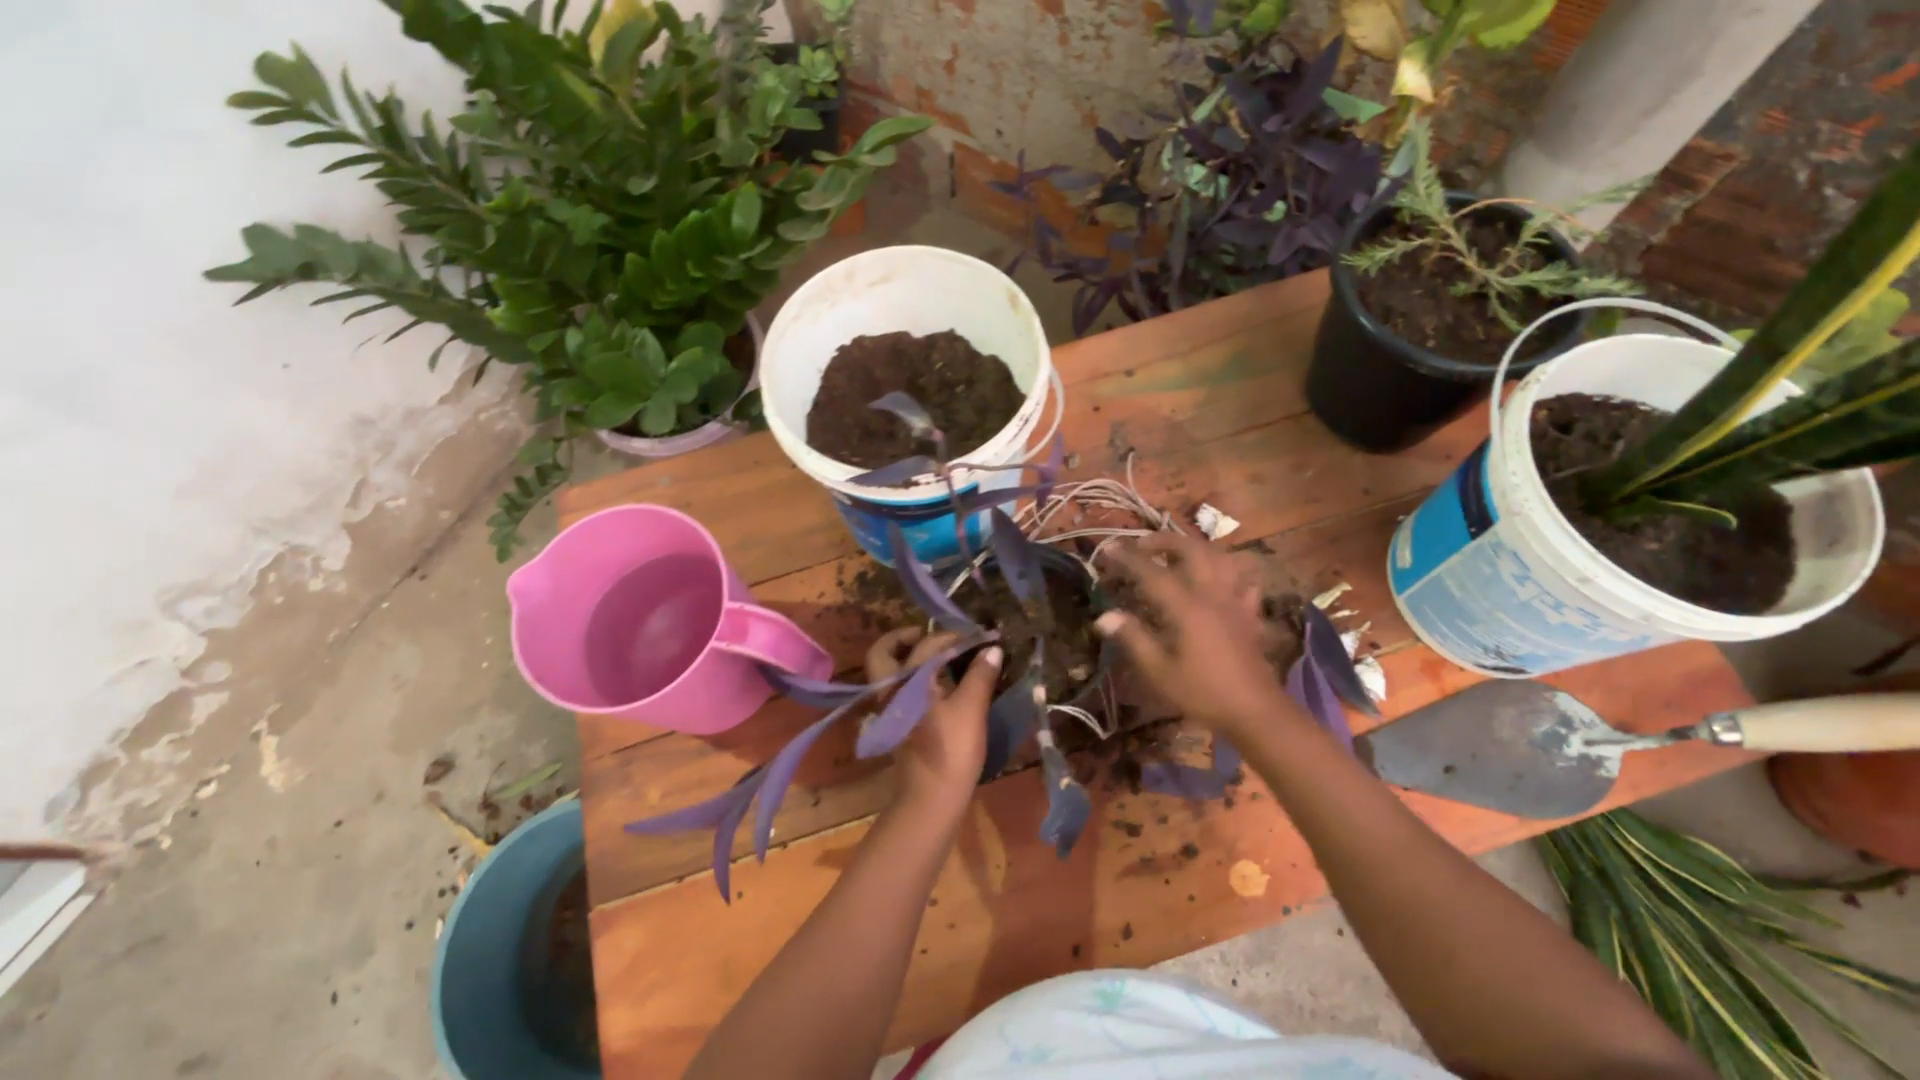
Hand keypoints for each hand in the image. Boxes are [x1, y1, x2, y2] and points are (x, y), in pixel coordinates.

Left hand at [864, 628, 1001, 808]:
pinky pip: (898, 689)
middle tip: (931, 635)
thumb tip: (991, 648)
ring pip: (888, 672)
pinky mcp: (897, 725)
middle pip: (884, 653)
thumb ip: (980, 675)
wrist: (931, 798)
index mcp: (906, 679)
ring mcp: (890, 709)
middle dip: (904, 639)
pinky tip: (940, 684)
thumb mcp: (971, 708)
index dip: (954, 636)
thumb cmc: (951, 750)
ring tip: (941, 656)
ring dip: (907, 658)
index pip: (927, 644)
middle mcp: (890, 689)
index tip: (978, 636)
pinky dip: (913, 678)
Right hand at [1098, 535, 1292, 736]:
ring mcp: (1236, 601)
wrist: (1255, 710)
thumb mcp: (1160, 671)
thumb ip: (1134, 638)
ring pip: (1220, 557)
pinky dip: (1228, 571)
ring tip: (1178, 553)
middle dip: (1165, 540)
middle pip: (1192, 550)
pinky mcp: (1250, 613)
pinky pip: (1243, 579)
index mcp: (1187, 608)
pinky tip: (1220, 579)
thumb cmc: (1203, 693)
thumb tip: (1105, 616)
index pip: (1152, 573)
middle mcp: (1213, 594)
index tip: (1108, 548)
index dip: (1128, 558)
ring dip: (1196, 548)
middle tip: (1142, 545)